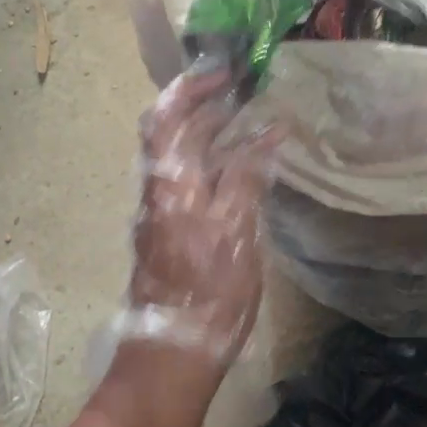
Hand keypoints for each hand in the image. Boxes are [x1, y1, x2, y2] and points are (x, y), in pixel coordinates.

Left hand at [127, 67, 283, 361]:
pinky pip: (193, 180)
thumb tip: (268, 134)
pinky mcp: (173, 232)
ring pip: (183, 158)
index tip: (225, 73)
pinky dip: (217, 162)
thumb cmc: (208, 290)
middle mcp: (159, 191)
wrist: (173, 354)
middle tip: (246, 92)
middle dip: (206, 106)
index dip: (191, 88)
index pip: (167, 117)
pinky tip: (247, 168)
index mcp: (169, 184)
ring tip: (253, 122)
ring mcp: (164, 212)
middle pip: (172, 133)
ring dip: (212, 133)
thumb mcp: (237, 230)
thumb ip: (249, 177)